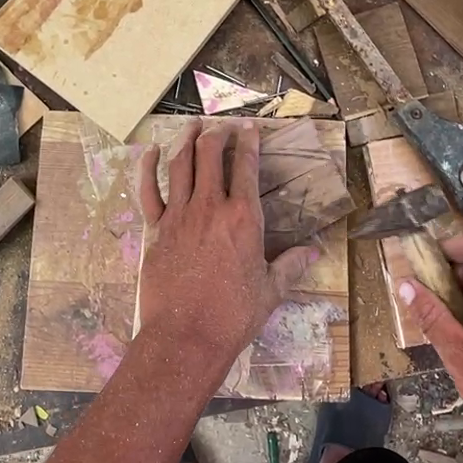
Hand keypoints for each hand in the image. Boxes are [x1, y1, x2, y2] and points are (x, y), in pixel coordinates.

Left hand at [136, 120, 315, 373]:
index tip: (250, 128)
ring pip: (181, 164)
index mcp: (243, 218)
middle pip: (210, 154)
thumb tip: (314, 252)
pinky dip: (149, 168)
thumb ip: (291, 265)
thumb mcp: (270, 291)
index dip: (249, 142)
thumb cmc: (233, 316)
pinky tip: (152, 152)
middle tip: (223, 126)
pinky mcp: (156, 230)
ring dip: (187, 139)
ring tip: (193, 125)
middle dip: (218, 133)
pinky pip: (149, 191)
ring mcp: (179, 215)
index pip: (246, 166)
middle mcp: (210, 207)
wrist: (186, 337)